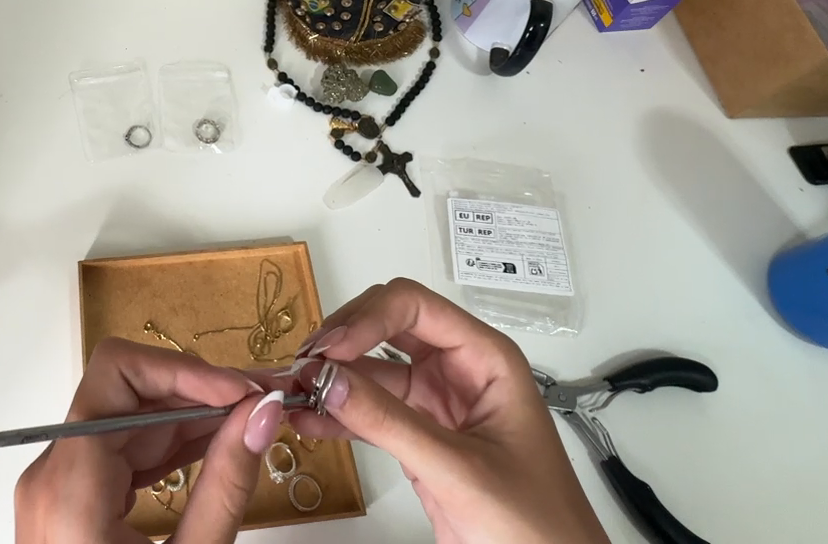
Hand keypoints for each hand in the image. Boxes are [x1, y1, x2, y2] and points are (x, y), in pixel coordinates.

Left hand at [15, 338, 284, 543]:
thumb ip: (225, 484)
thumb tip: (263, 412)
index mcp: (67, 482)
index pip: (117, 375)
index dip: (181, 369)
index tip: (241, 388)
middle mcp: (53, 470)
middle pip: (124, 392)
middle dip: (197, 387)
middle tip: (262, 396)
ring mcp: (59, 485)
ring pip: (128, 418)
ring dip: (191, 413)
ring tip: (252, 416)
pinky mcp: (73, 501)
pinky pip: (124, 452)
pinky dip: (171, 444)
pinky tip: (217, 445)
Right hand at [285, 279, 609, 543]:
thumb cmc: (534, 526)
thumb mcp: (460, 470)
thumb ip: (391, 423)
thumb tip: (327, 377)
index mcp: (483, 357)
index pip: (414, 306)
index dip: (367, 318)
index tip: (329, 350)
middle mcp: (456, 367)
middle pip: (385, 325)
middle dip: (342, 341)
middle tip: (304, 365)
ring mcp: (434, 400)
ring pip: (370, 368)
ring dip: (331, 377)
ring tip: (292, 391)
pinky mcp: (417, 434)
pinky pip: (369, 410)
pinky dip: (337, 413)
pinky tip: (308, 421)